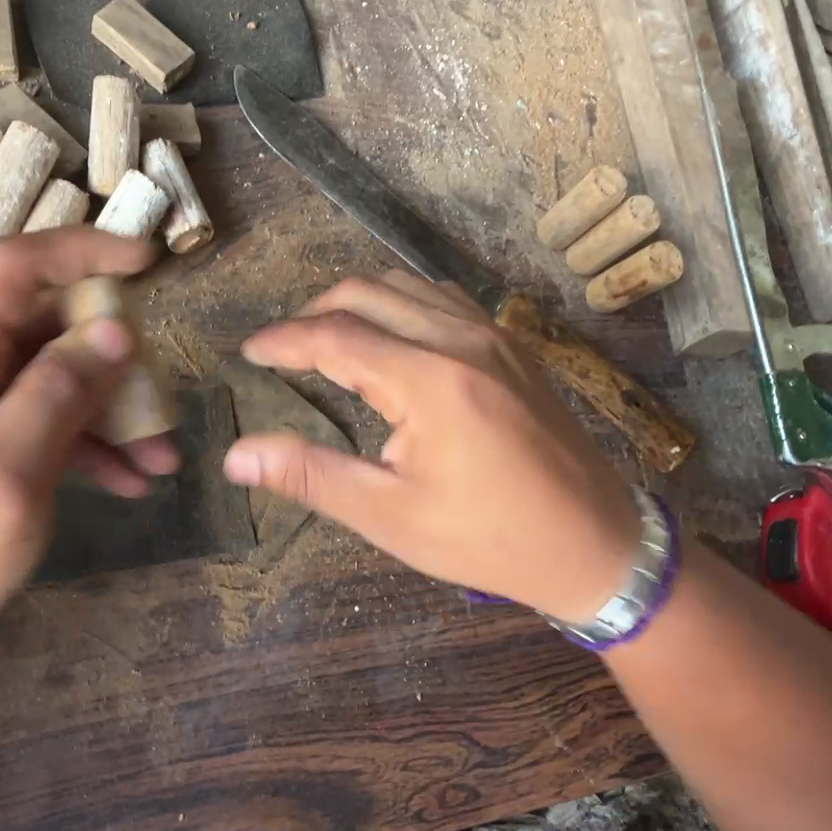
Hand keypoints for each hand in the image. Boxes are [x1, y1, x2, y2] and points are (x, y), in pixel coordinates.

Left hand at [0, 229, 179, 679]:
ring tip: (163, 462)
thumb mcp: (5, 475)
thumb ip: (58, 395)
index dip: (81, 251)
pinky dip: (93, 448)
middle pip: (48, 327)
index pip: (14, 269)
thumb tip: (115, 331)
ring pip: (58, 380)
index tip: (147, 262)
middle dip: (116, 357)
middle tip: (163, 400)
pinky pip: (49, 426)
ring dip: (115, 413)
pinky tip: (132, 484)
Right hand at [223, 272, 641, 623]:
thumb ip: (311, 475)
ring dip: (357, 302)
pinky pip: (444, 299)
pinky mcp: (514, 346)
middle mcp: (461, 339)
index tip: (246, 352)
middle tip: (281, 349)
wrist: (595, 544)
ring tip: (326, 339)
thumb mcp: (391, 517)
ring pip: (408, 286)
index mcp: (429, 380)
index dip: (282, 340)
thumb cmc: (487, 539)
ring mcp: (495, 336)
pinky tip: (391, 338)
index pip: (333, 336)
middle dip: (312, 312)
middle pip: (366, 292)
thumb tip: (236, 455)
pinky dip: (402, 303)